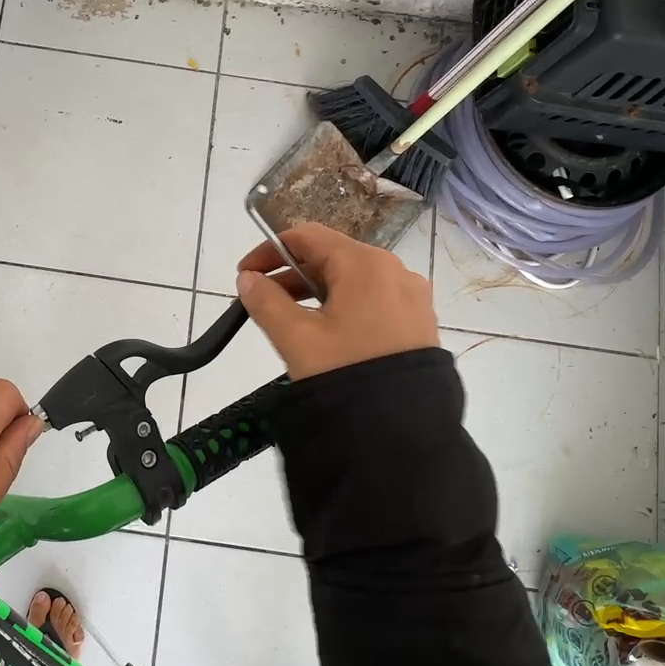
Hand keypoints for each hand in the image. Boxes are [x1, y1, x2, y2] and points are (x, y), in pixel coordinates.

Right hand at [235, 222, 439, 379]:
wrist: (401, 428)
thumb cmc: (345, 371)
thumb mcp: (296, 337)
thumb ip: (266, 302)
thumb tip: (247, 280)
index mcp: (364, 264)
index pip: (308, 237)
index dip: (270, 250)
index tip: (245, 274)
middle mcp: (394, 271)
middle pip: (331, 257)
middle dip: (291, 274)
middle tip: (261, 300)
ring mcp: (411, 297)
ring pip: (352, 280)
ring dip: (315, 292)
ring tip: (288, 319)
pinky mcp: (418, 323)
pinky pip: (373, 300)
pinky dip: (343, 306)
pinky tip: (326, 332)